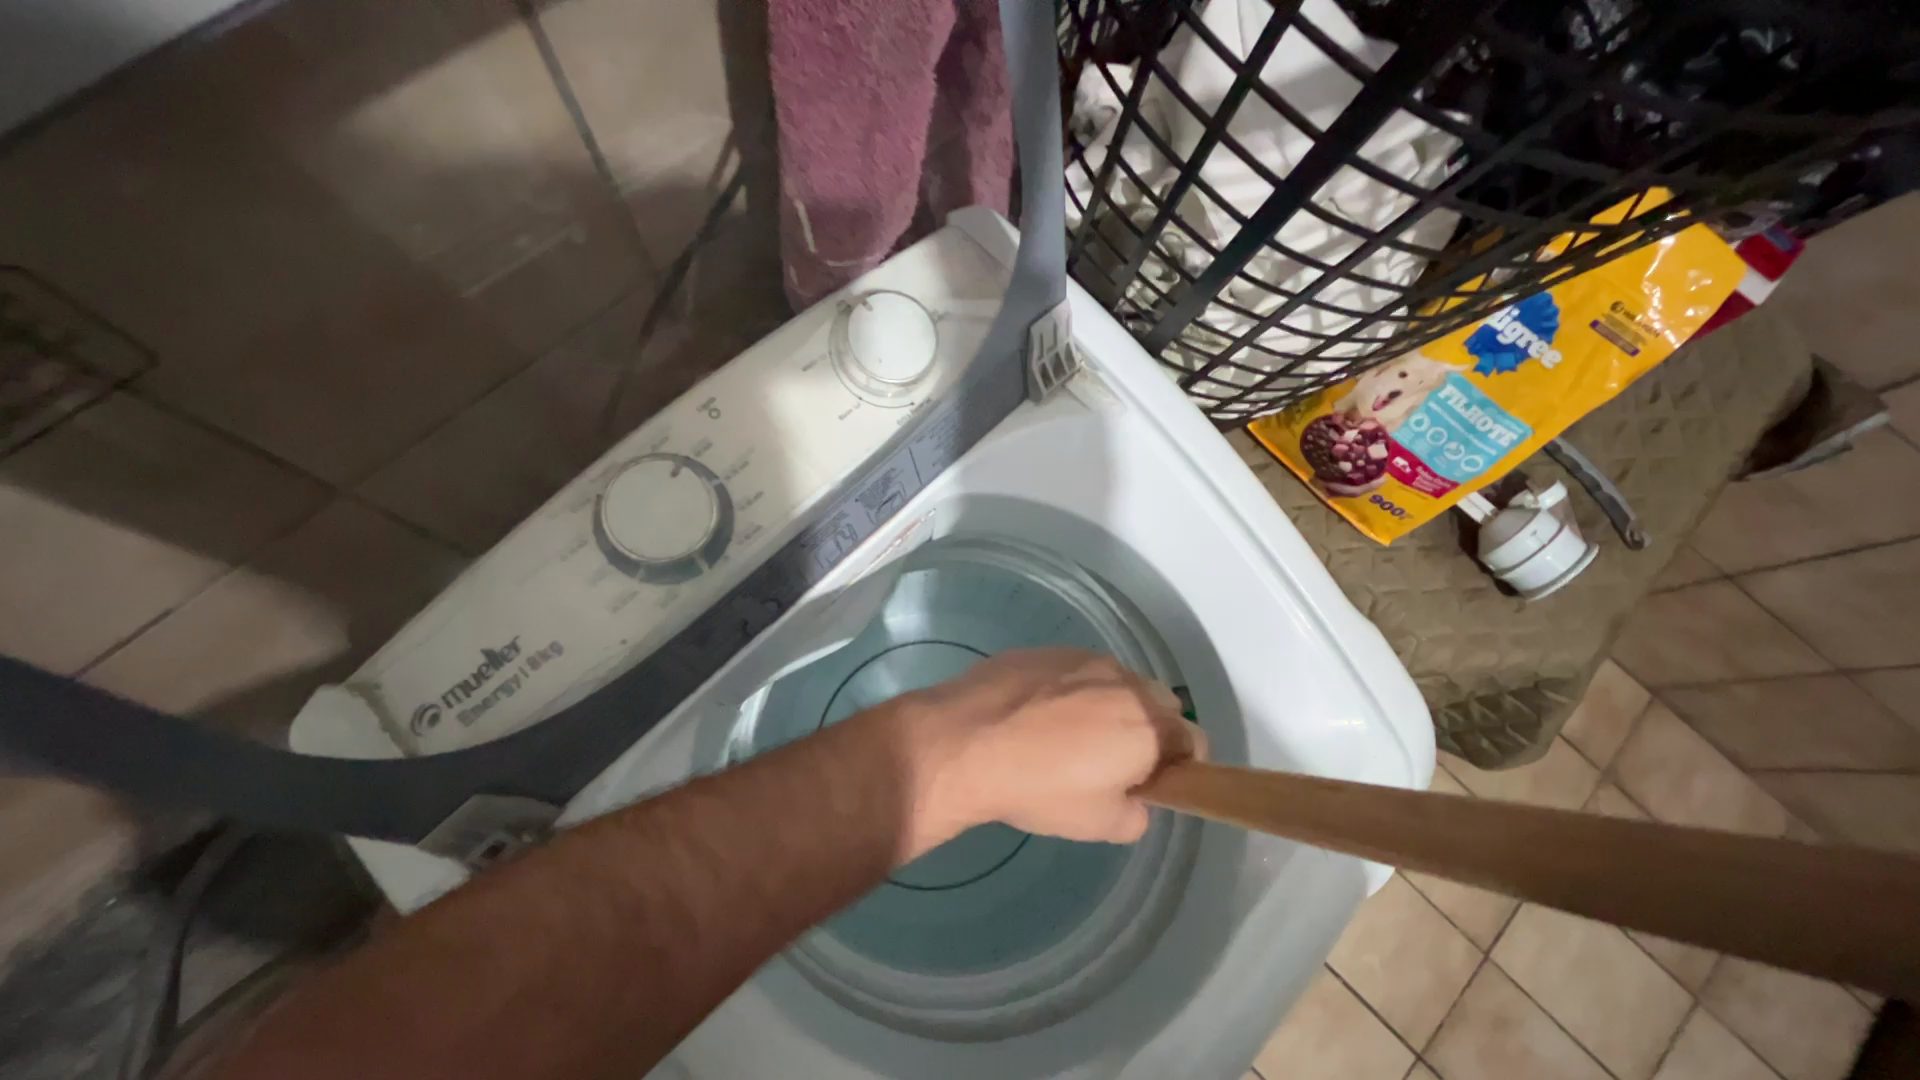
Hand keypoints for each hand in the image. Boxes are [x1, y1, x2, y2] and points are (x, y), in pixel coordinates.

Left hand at [885, 648, 1205, 857]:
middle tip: (1112, 759)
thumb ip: (1137, 814)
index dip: (1181, 765)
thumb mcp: (1100, 825)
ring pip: (1118, 681)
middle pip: (1161, 703)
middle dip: (1150, 729)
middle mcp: (1126, 682)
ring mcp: (1084, 659)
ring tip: (1067, 734)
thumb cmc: (1040, 788)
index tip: (1153, 782)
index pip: (1194, 740)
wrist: (965, 741)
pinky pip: (1077, 670)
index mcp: (1150, 725)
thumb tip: (1136, 798)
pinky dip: (1070, 689)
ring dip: (1109, 704)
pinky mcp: (1046, 650)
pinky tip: (1036, 715)